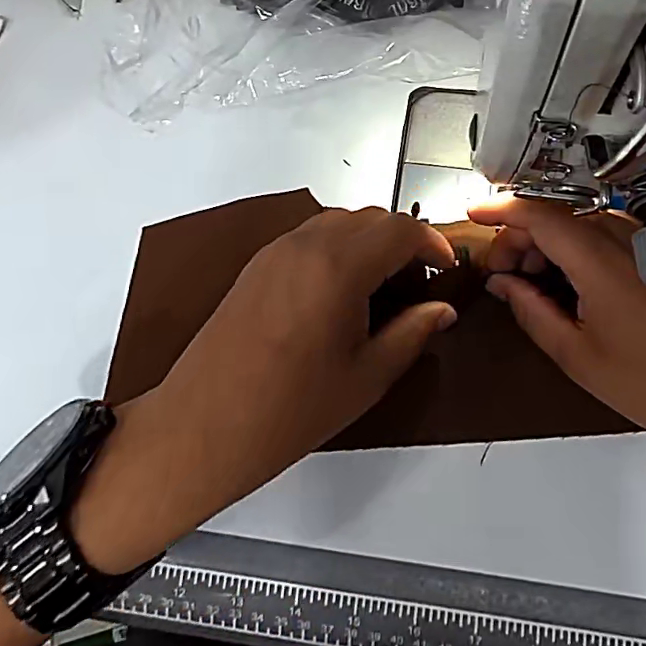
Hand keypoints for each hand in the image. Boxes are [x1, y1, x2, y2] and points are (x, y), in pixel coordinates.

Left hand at [72, 208, 456, 573]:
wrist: (201, 428)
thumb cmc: (285, 411)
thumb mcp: (366, 377)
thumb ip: (411, 332)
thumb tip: (440, 310)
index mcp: (338, 268)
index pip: (400, 229)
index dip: (432, 243)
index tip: (444, 266)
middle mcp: (305, 246)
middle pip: (370, 217)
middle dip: (403, 239)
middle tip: (418, 279)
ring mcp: (275, 252)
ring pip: (338, 222)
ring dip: (369, 241)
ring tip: (384, 284)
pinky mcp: (256, 265)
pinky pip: (310, 237)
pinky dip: (338, 248)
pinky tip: (342, 290)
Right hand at [468, 195, 645, 468]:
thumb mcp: (581, 357)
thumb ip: (532, 311)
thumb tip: (503, 284)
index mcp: (604, 264)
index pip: (541, 215)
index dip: (502, 209)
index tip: (475, 213)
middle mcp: (629, 239)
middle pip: (560, 216)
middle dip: (522, 235)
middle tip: (503, 273)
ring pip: (583, 222)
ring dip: (550, 242)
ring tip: (533, 281)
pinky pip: (608, 234)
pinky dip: (578, 247)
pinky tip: (570, 281)